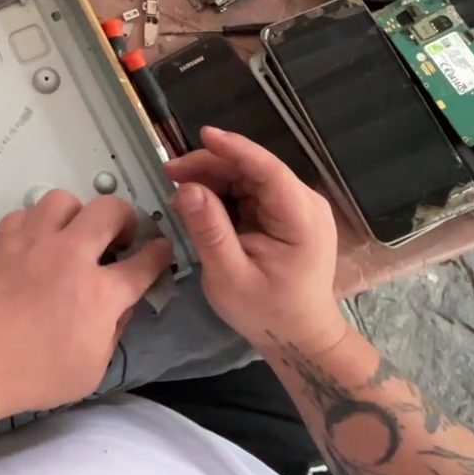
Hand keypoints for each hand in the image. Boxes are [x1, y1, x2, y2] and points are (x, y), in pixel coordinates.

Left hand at [0, 190, 172, 416]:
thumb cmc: (34, 373)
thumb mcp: (91, 369)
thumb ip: (113, 330)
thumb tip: (120, 305)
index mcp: (100, 292)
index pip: (143, 262)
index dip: (158, 254)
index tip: (159, 250)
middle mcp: (70, 255)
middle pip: (110, 211)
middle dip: (125, 217)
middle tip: (118, 236)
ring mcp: (34, 240)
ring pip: (65, 199)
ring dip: (76, 214)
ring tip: (72, 234)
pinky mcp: (3, 237)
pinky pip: (25, 214)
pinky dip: (35, 225)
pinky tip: (33, 245)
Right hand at [165, 126, 347, 356]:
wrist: (298, 339)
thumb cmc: (267, 312)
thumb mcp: (229, 275)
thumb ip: (209, 230)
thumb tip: (187, 188)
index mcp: (301, 219)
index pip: (268, 170)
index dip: (235, 149)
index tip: (203, 135)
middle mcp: (304, 203)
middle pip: (253, 168)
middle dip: (210, 166)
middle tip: (169, 174)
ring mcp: (296, 206)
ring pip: (247, 175)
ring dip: (211, 178)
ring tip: (178, 193)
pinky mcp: (284, 212)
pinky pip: (248, 189)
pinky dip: (220, 192)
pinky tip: (198, 204)